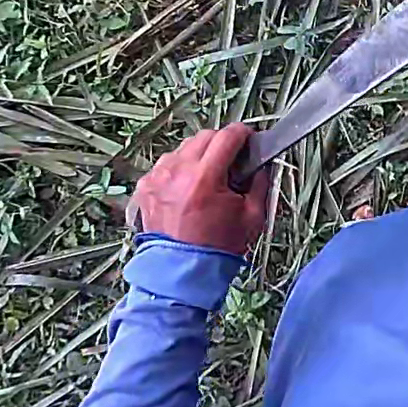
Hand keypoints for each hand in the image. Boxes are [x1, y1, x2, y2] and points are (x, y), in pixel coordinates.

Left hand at [132, 123, 272, 255]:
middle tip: (232, 161)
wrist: (182, 272)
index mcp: (205, 177)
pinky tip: (188, 187)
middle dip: (222, 143)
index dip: (243, 134)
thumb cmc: (218, 246)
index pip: (227, 136)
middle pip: (205, 136)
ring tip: (208, 177)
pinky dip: (180, 169)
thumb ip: (260, 183)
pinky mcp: (145, 186)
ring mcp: (158, 177)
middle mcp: (177, 172)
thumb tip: (262, 163)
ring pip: (184, 148)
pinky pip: (166, 164)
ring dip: (200, 155)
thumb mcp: (252, 215)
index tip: (249, 138)